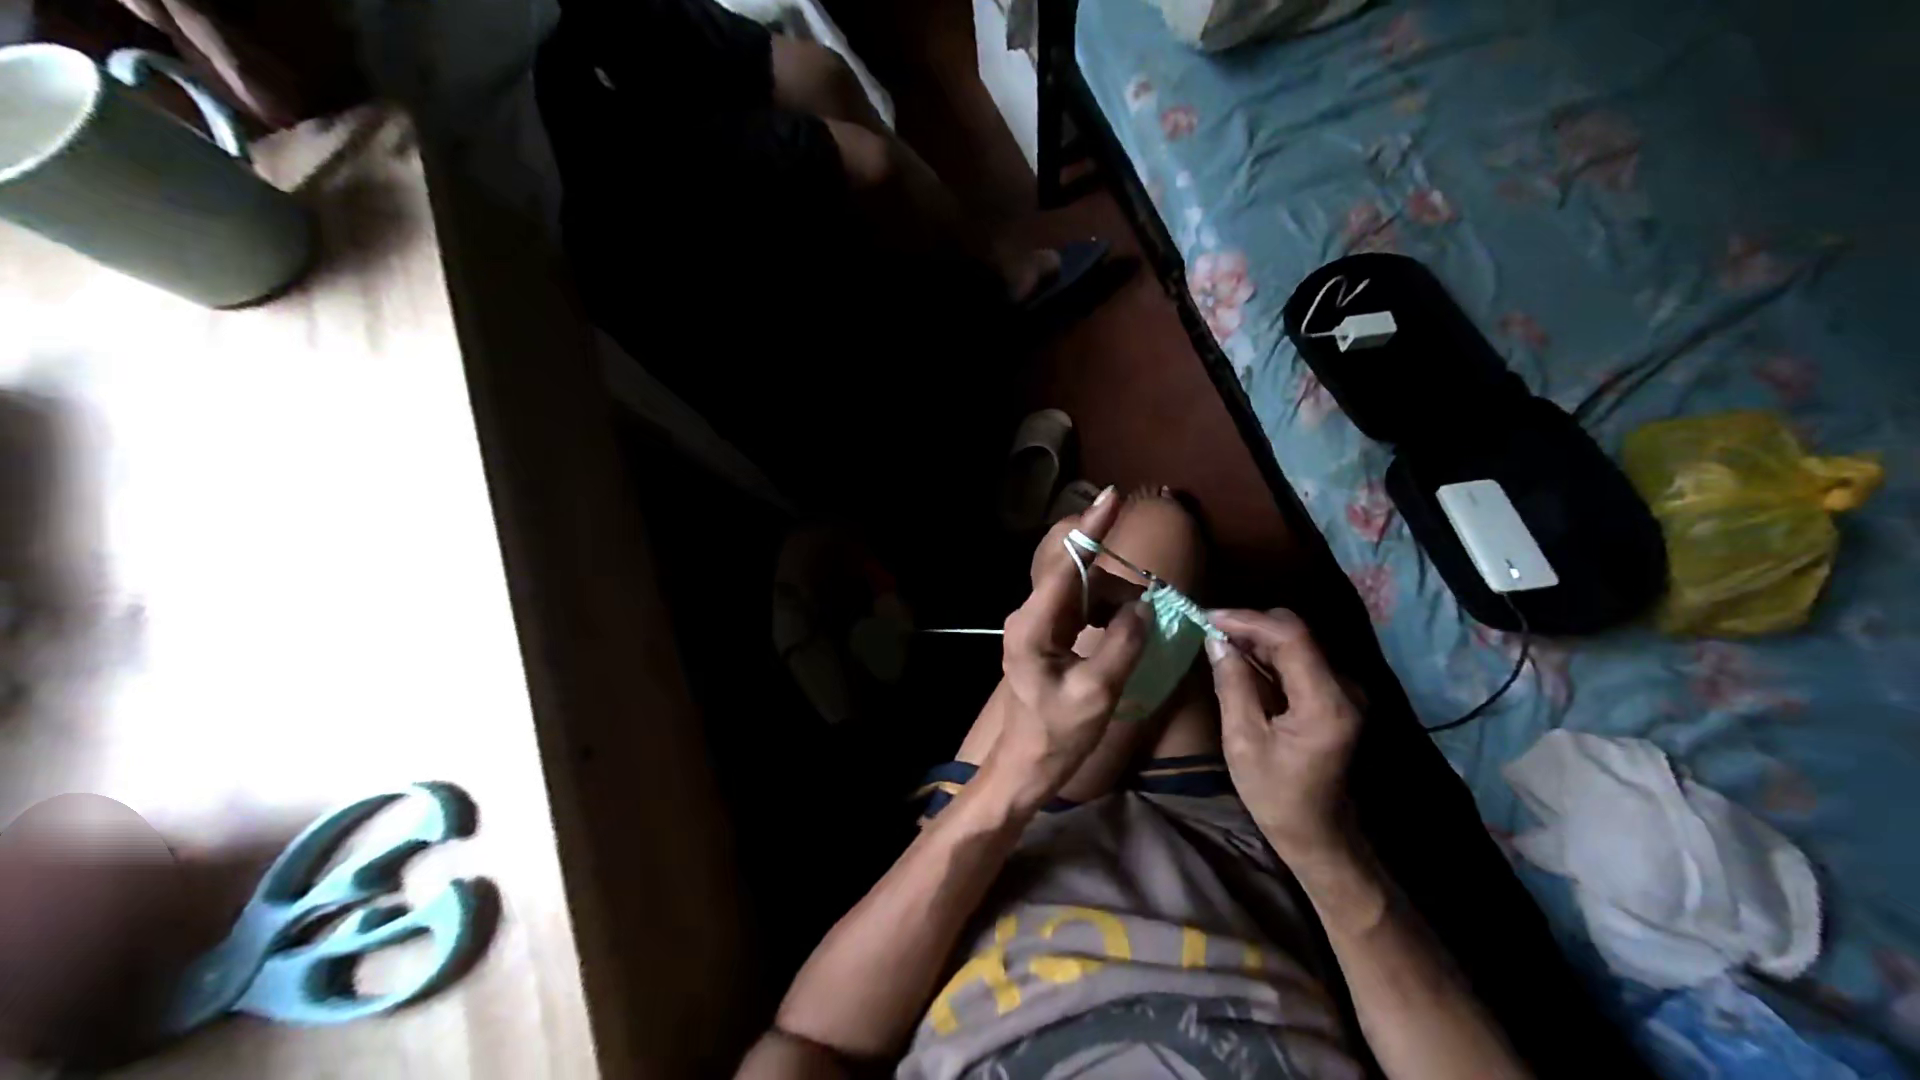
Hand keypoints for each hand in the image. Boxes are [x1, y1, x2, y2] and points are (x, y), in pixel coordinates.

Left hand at [988, 487, 1148, 805]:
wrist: (1028, 764)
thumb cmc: (1057, 735)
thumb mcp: (1097, 692)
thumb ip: (1123, 643)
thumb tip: (1145, 606)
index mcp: (1033, 625)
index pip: (1065, 566)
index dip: (1091, 529)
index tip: (1114, 496)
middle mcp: (1031, 616)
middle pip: (1077, 577)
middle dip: (1117, 582)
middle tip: (1152, 604)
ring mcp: (1037, 624)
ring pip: (1082, 592)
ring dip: (1115, 601)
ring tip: (1141, 624)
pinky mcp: (1047, 635)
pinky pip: (1081, 609)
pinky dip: (1106, 613)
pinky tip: (1125, 630)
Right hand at [1206, 609, 1362, 863]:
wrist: (1318, 832)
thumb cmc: (1276, 795)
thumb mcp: (1243, 742)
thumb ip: (1232, 686)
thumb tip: (1215, 640)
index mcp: (1325, 702)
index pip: (1291, 637)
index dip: (1247, 620)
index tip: (1208, 618)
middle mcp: (1343, 687)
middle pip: (1296, 633)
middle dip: (1249, 624)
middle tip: (1208, 629)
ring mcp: (1342, 690)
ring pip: (1296, 641)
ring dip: (1255, 637)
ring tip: (1215, 639)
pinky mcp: (1334, 694)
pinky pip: (1298, 658)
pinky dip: (1266, 652)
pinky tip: (1238, 657)